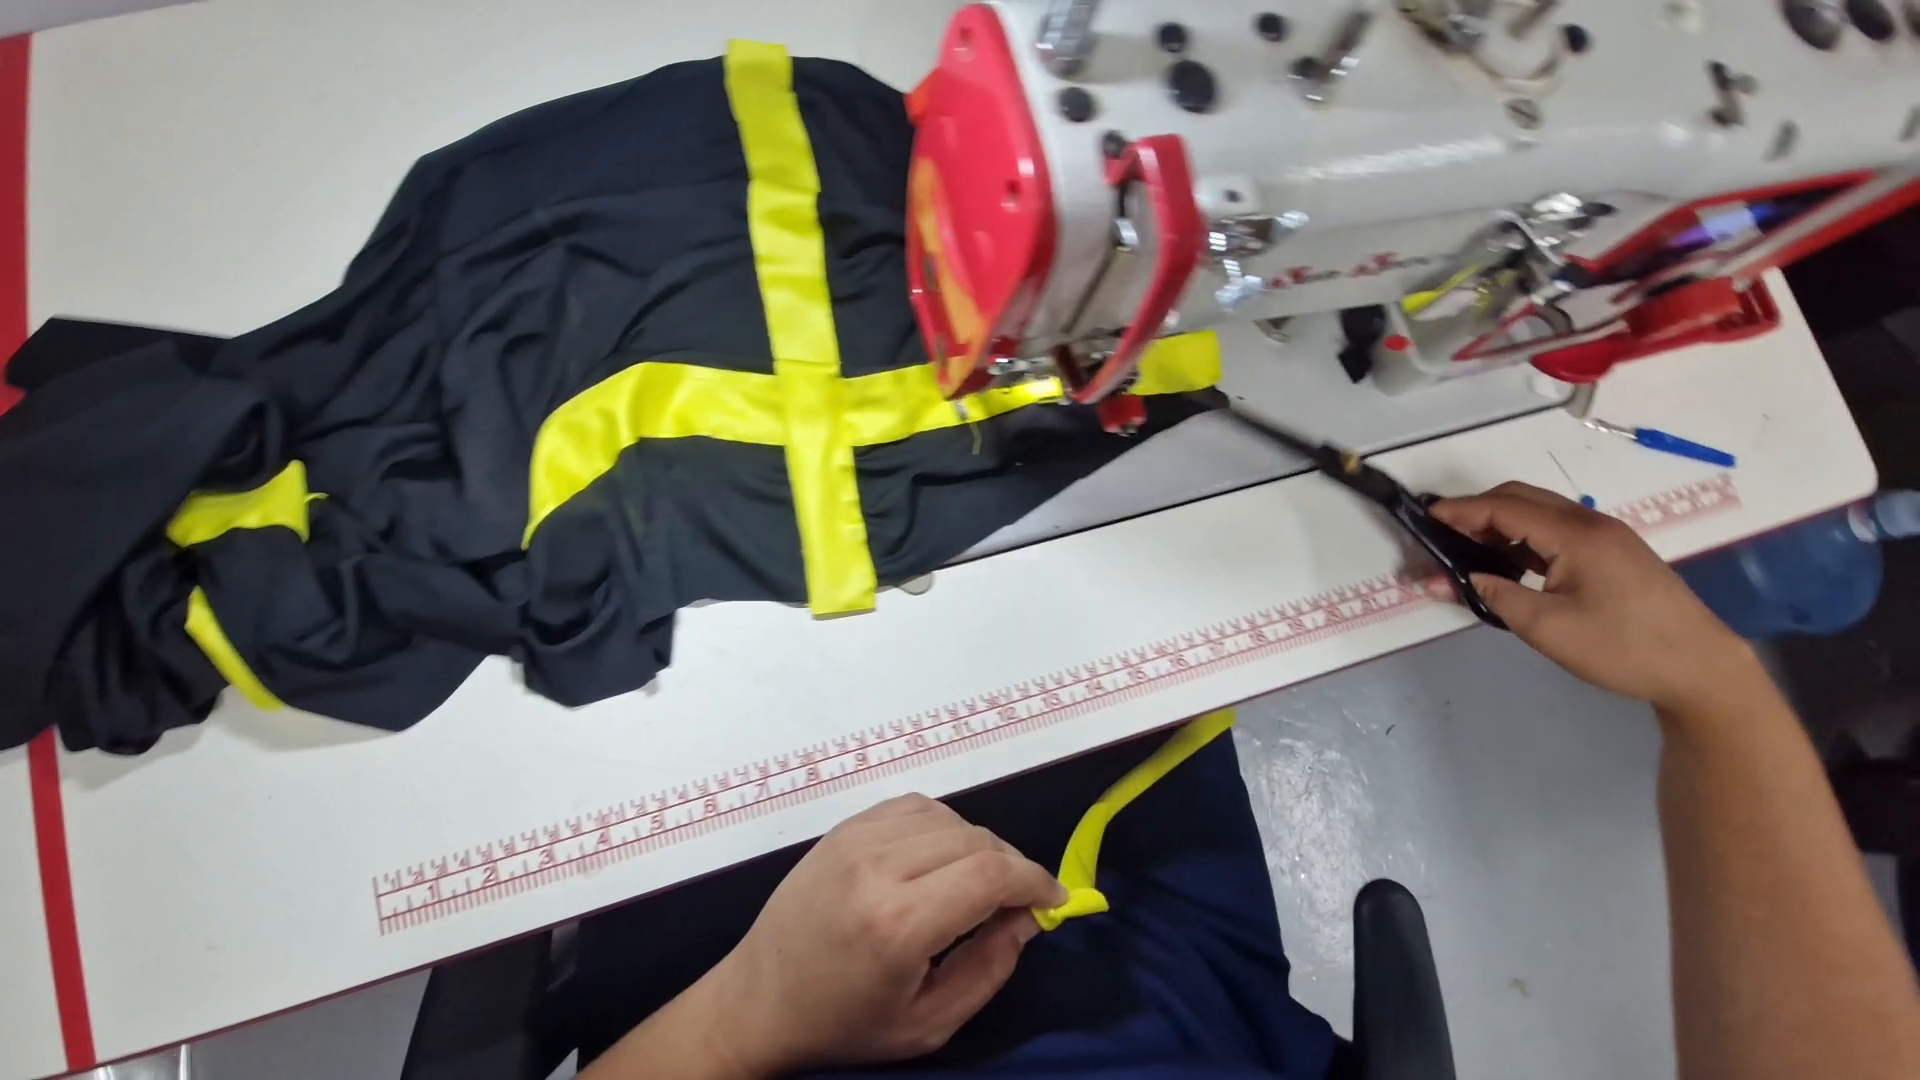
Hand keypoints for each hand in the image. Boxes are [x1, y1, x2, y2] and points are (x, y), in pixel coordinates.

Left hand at [702, 794, 1066, 1074]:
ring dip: (978, 845)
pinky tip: (938, 858)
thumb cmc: (845, 1024)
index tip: (1053, 899)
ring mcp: (857, 838)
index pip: (990, 872)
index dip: (1034, 880)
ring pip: (949, 817)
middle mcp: (878, 866)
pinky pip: (915, 806)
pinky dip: (942, 826)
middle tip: (1016, 902)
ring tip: (974, 883)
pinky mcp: (845, 826)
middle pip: (975, 839)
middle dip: (1011, 866)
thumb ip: (990, 967)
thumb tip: (1029, 916)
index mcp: (898, 923)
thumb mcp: (929, 1023)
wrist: (759, 999)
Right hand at [1430, 482, 1756, 711]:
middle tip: (1440, 533)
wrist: (1701, 671)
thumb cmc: (1621, 647)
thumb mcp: (1545, 626)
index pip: (1505, 508)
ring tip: (1464, 548)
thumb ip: (1493, 595)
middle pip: (1522, 499)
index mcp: (1576, 536)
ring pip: (1539, 513)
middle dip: (1476, 510)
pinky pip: (1555, 531)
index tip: (1423, 519)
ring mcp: (1606, 538)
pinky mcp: (1612, 554)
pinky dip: (1521, 537)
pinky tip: (1505, 562)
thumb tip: (1448, 579)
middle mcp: (1592, 525)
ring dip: (1499, 523)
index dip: (1460, 511)